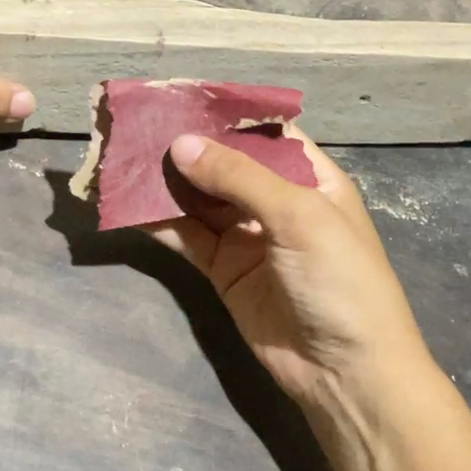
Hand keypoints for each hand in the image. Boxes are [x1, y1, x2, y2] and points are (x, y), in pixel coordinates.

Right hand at [143, 132, 434, 404]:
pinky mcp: (223, 270)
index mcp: (311, 179)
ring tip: (124, 159)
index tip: (179, 98)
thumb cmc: (340, 282)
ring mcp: (248, 237)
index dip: (225, 116)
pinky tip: (130, 207)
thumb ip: (239, 178)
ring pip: (200, 200)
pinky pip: (187, 238)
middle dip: (186, 147)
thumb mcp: (299, 217)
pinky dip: (160, 223)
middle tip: (138, 126)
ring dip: (166, 183)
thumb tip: (179, 144)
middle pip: (225, 164)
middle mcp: (277, 202)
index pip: (265, 134)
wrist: (346, 372)